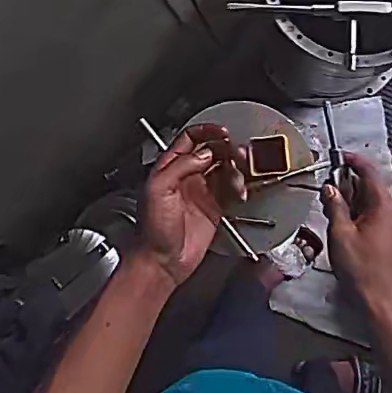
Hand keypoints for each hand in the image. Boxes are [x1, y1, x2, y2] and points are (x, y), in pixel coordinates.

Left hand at [138, 124, 246, 289]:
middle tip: (237, 152)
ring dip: (236, 167)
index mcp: (170, 167)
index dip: (206, 131)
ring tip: (240, 171)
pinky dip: (239, 187)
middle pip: (212, 152)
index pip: (190, 139)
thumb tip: (204, 153)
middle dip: (226, 149)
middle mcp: (187, 176)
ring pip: (224, 169)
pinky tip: (239, 190)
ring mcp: (202, 191)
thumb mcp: (158, 189)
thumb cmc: (151, 229)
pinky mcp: (214, 207)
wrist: (161, 261)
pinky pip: (231, 190)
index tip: (222, 132)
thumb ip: (181, 166)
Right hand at [322, 153, 391, 327]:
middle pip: (373, 187)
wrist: (380, 303)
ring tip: (336, 209)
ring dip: (355, 200)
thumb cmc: (362, 272)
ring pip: (375, 203)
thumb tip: (330, 189)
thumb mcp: (340, 234)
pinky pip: (378, 216)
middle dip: (351, 184)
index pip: (370, 173)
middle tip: (331, 188)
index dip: (354, 161)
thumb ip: (335, 206)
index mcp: (384, 208)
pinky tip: (348, 225)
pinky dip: (362, 213)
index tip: (342, 157)